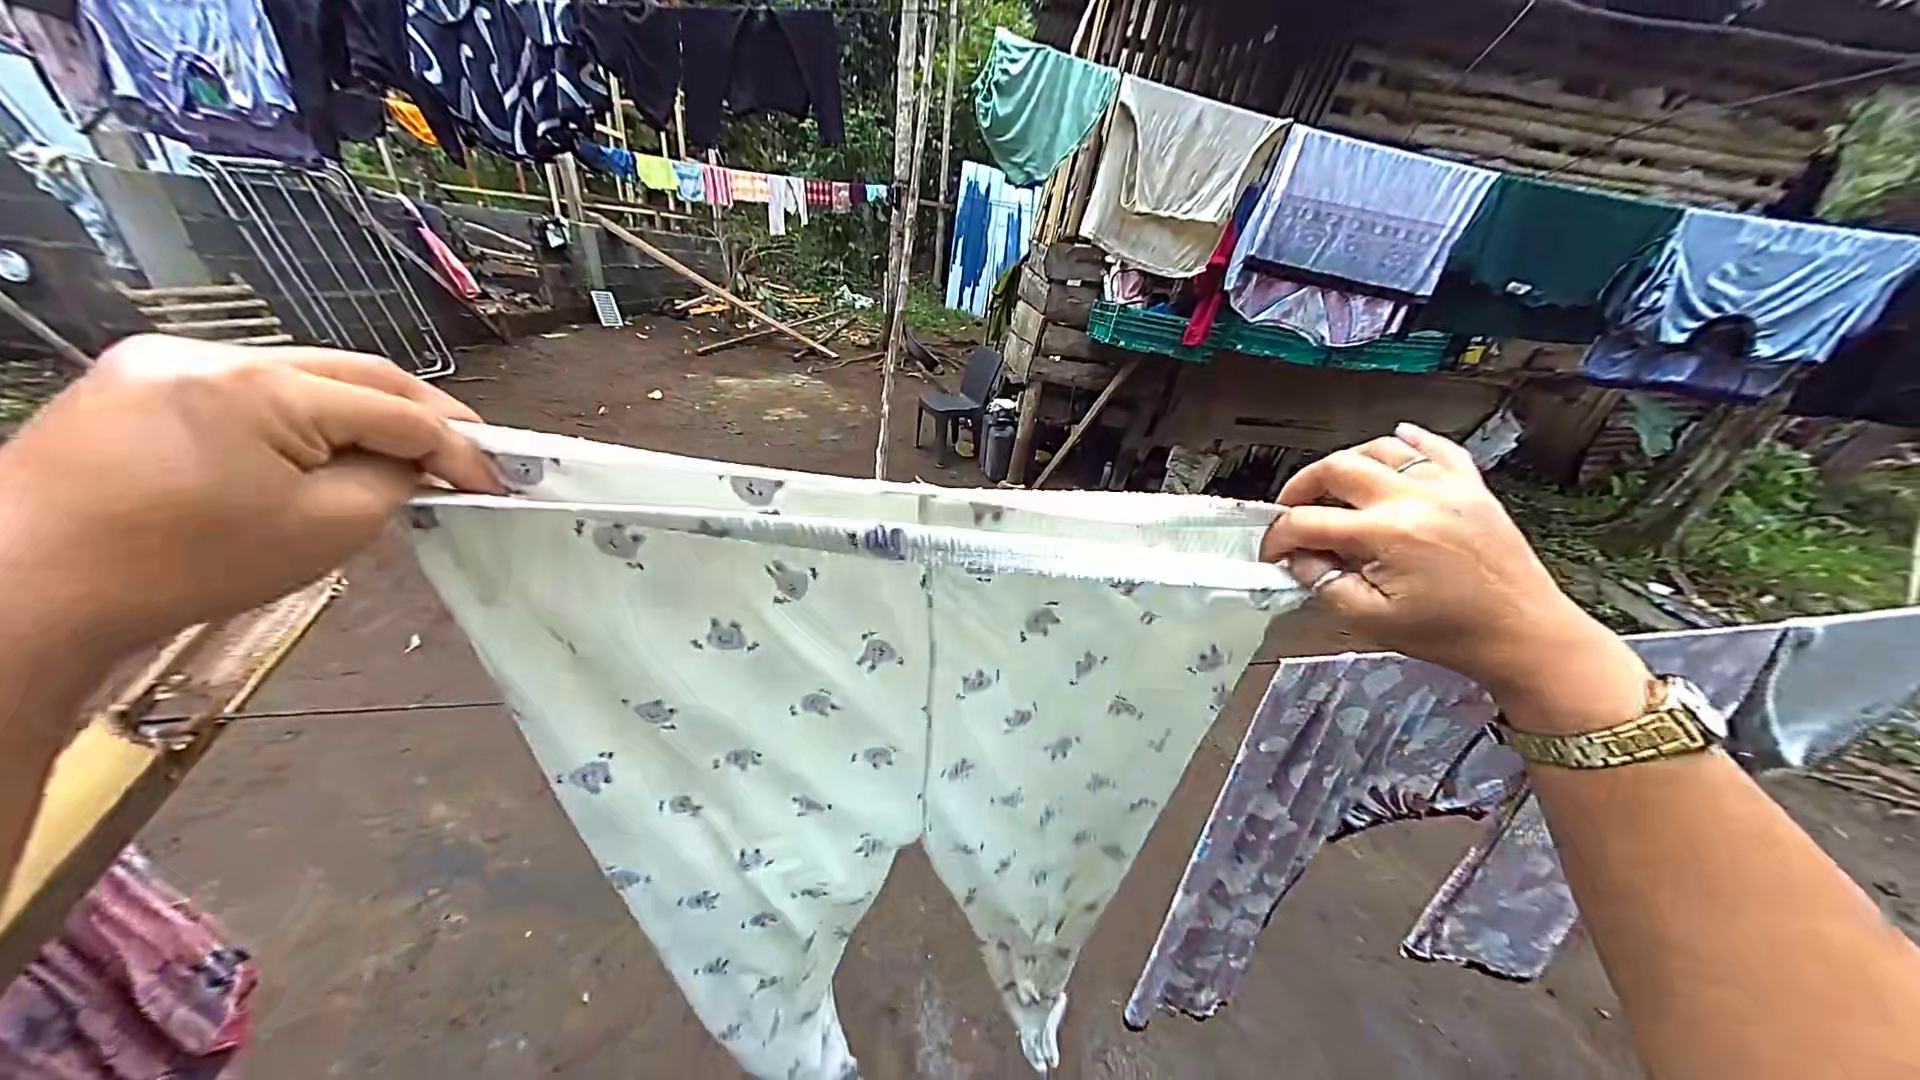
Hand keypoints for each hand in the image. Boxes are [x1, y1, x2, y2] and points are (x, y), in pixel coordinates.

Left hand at [0, 335, 500, 661]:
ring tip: (409, 452)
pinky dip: (315, 415)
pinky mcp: (141, 380)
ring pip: (313, 376)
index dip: (460, 448)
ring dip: (372, 412)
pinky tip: (333, 446)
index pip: (397, 413)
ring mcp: (168, 360)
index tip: (496, 481)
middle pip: (360, 374)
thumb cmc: (185, 564)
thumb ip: (393, 480)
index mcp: (260, 388)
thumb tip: (419, 462)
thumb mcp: (328, 527)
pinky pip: (262, 387)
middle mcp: (213, 354)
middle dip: (427, 415)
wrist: (21, 589)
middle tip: (472, 453)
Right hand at [1260, 423, 1648, 734]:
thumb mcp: (1370, 618)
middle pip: (1336, 468)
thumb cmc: (1450, 632)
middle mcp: (1415, 498)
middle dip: (1300, 487)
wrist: (1526, 636)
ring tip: (1332, 487)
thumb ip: (1322, 582)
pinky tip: (1395, 441)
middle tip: (1291, 512)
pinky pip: (1436, 448)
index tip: (1273, 553)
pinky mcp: (1472, 488)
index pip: (1307, 521)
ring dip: (1345, 463)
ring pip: (1380, 448)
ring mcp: (1447, 487)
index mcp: (1387, 533)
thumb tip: (1299, 558)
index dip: (1278, 537)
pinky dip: (1409, 442)